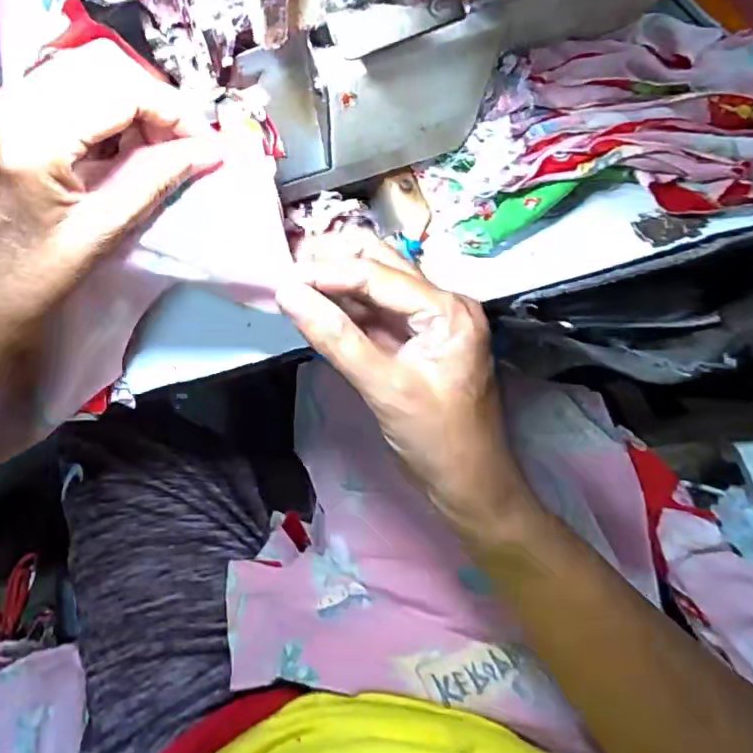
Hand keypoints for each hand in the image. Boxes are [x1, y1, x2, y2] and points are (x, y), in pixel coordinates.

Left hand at [0, 39, 223, 388]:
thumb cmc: (25, 286)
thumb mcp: (98, 233)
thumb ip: (155, 179)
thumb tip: (210, 149)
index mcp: (27, 138)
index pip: (120, 90)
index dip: (173, 110)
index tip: (204, 142)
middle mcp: (2, 105)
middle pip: (100, 67)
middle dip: (150, 101)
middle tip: (179, 145)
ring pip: (79, 72)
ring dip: (124, 101)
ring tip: (149, 149)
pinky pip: (56, 89)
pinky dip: (95, 108)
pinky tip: (112, 146)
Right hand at [275, 234, 536, 530]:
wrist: (468, 486)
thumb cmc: (436, 440)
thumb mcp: (383, 387)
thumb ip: (334, 337)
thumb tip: (286, 293)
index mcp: (448, 309)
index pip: (377, 274)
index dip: (327, 274)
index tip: (283, 280)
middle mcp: (442, 303)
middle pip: (378, 266)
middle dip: (331, 267)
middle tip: (287, 275)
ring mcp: (427, 319)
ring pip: (373, 284)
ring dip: (334, 284)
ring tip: (293, 287)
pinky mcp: (412, 337)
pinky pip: (371, 309)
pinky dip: (342, 307)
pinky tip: (313, 309)